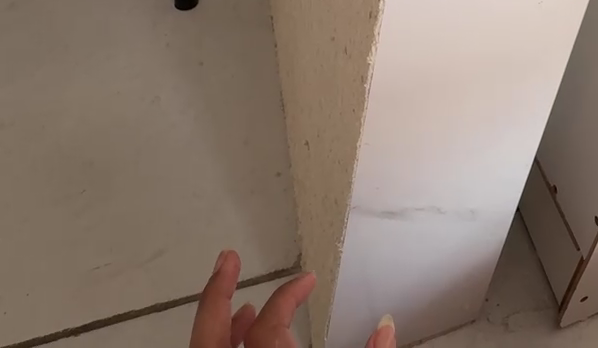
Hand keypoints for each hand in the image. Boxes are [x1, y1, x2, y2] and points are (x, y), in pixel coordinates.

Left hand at [190, 252, 394, 347]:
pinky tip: (244, 338)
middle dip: (216, 295)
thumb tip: (386, 326)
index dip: (289, 295)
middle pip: (211, 338)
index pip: (270, 324)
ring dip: (220, 324)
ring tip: (240, 305)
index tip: (307, 280)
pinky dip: (222, 346)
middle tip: (227, 258)